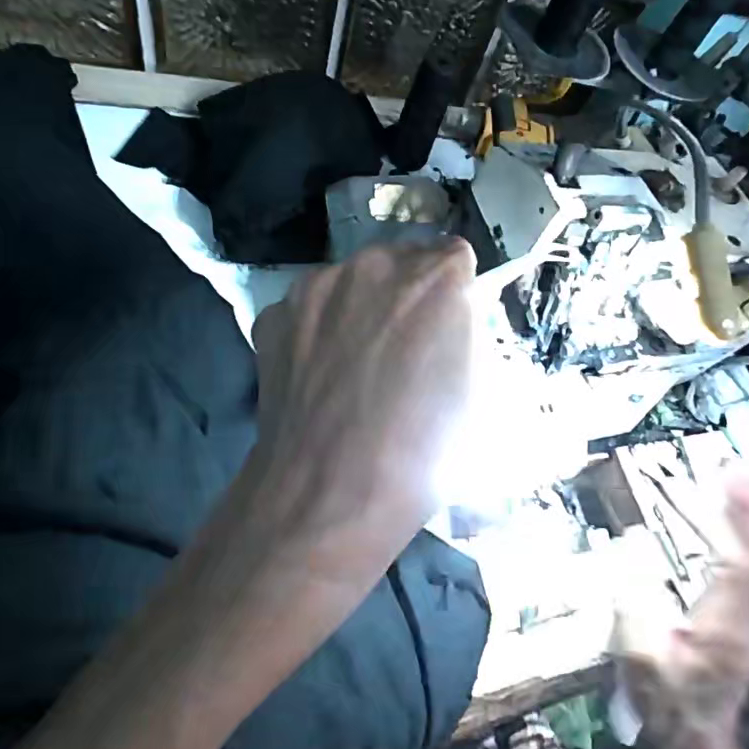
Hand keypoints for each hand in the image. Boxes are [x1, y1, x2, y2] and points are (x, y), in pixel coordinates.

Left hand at [247, 240, 474, 574]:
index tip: (444, 320)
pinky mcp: (276, 312)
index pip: (453, 256)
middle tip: (397, 343)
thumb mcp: (473, 385)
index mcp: (435, 279)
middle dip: (402, 290)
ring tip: (350, 361)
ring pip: (348, 280)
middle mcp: (374, 265)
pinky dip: (314, 329)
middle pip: (397, 259)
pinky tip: (315, 372)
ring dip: (355, 304)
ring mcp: (317, 285)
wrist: (326, 492)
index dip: (451, 289)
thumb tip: (442, 315)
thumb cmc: (420, 452)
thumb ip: (459, 328)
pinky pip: (307, 308)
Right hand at [615, 475, 748, 748]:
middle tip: (740, 470)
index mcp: (725, 625)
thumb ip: (633, 601)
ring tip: (744, 484)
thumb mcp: (636, 652)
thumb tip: (632, 549)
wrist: (696, 731)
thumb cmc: (666, 694)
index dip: (746, 519)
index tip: (734, 480)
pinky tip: (745, 519)